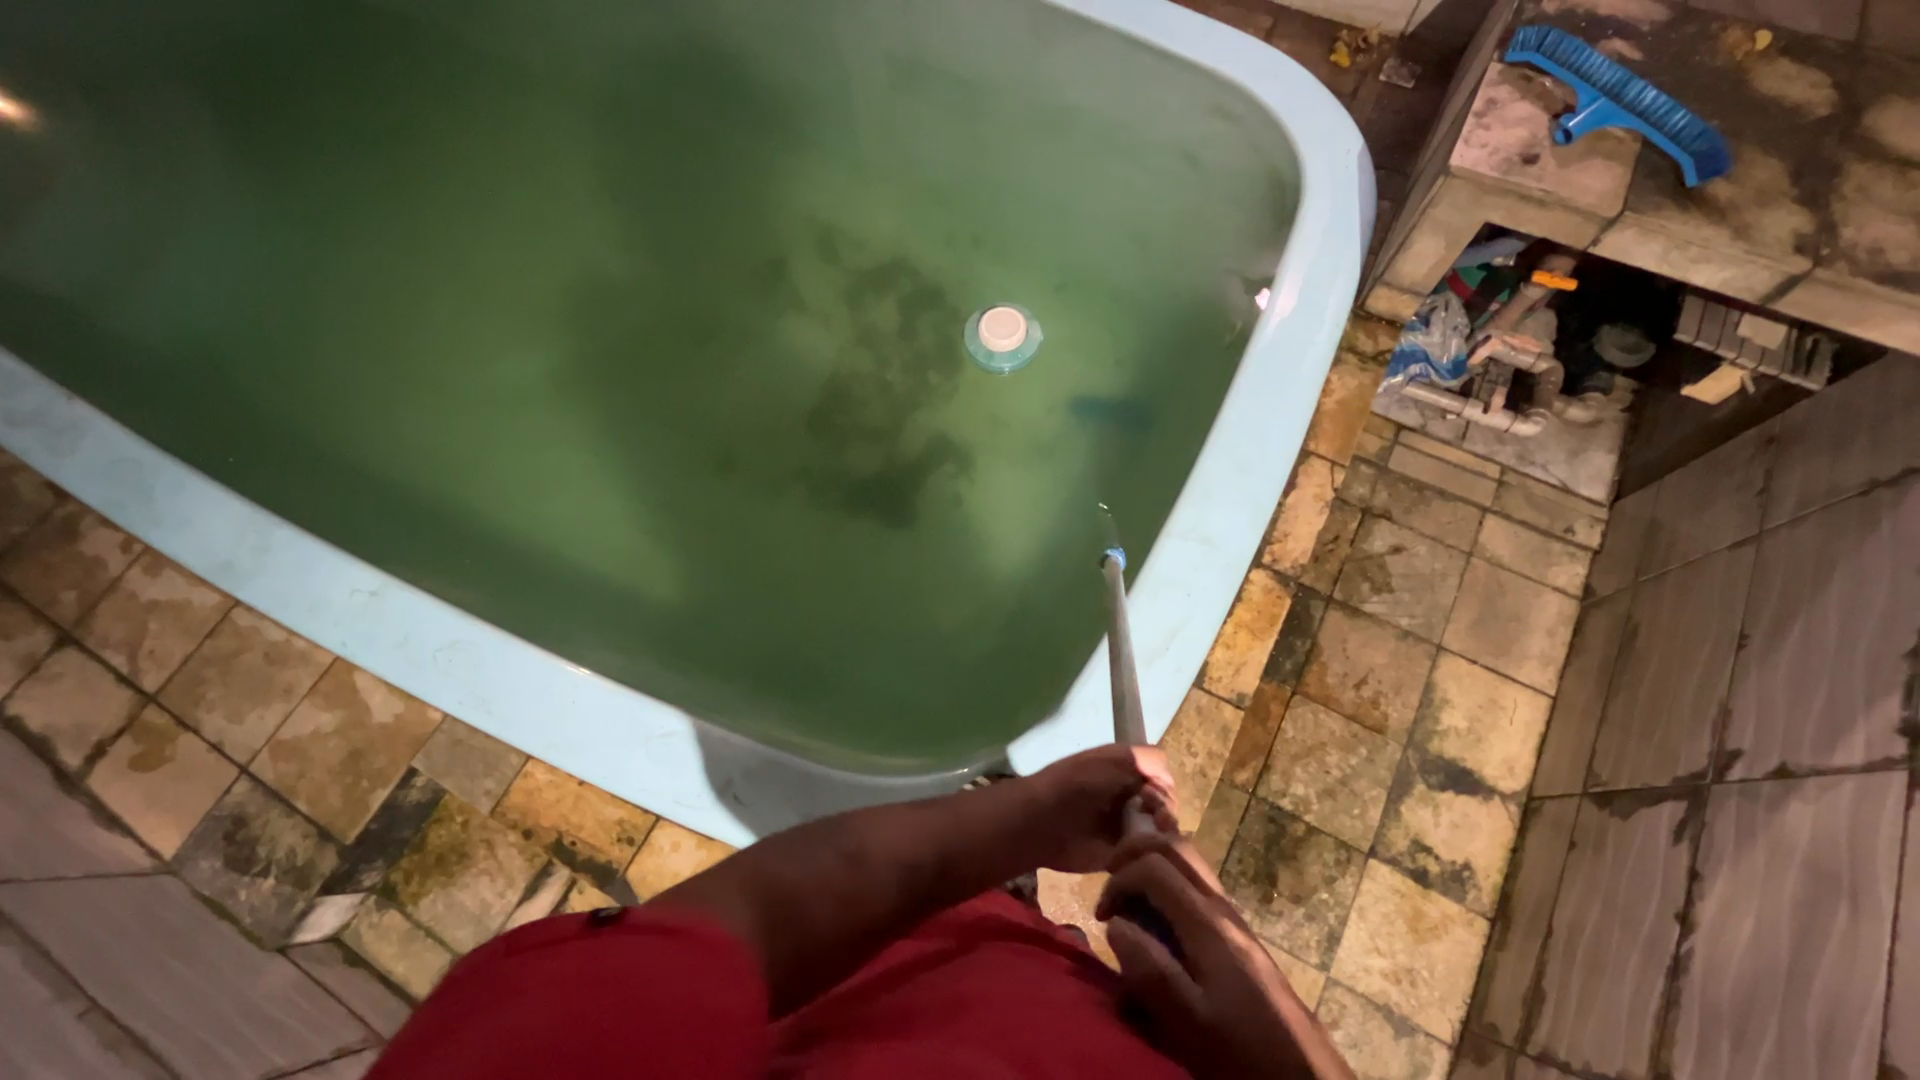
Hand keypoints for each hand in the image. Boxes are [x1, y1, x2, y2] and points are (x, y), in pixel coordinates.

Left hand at [1021, 745, 1176, 873]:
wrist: (1042, 821)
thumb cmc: (1076, 783)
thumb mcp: (1114, 758)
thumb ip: (1147, 760)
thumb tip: (1170, 780)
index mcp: (1126, 773)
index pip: (1164, 780)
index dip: (1165, 788)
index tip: (1156, 795)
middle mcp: (1129, 799)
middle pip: (1165, 807)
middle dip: (1166, 813)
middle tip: (1157, 820)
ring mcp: (1125, 828)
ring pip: (1161, 833)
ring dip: (1162, 836)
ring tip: (1151, 837)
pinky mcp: (1120, 855)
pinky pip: (1146, 857)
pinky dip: (1152, 856)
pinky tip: (1147, 854)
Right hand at [1097, 833, 1355, 1079]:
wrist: (1305, 1075)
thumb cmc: (1243, 1051)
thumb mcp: (1189, 1023)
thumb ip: (1149, 971)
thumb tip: (1115, 925)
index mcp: (1209, 925)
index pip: (1155, 866)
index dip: (1119, 879)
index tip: (1102, 916)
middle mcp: (1224, 910)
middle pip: (1177, 848)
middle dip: (1135, 852)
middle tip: (1110, 883)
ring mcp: (1235, 921)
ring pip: (1192, 862)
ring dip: (1154, 863)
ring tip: (1129, 892)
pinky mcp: (1239, 938)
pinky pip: (1199, 886)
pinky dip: (1171, 881)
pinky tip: (1159, 912)